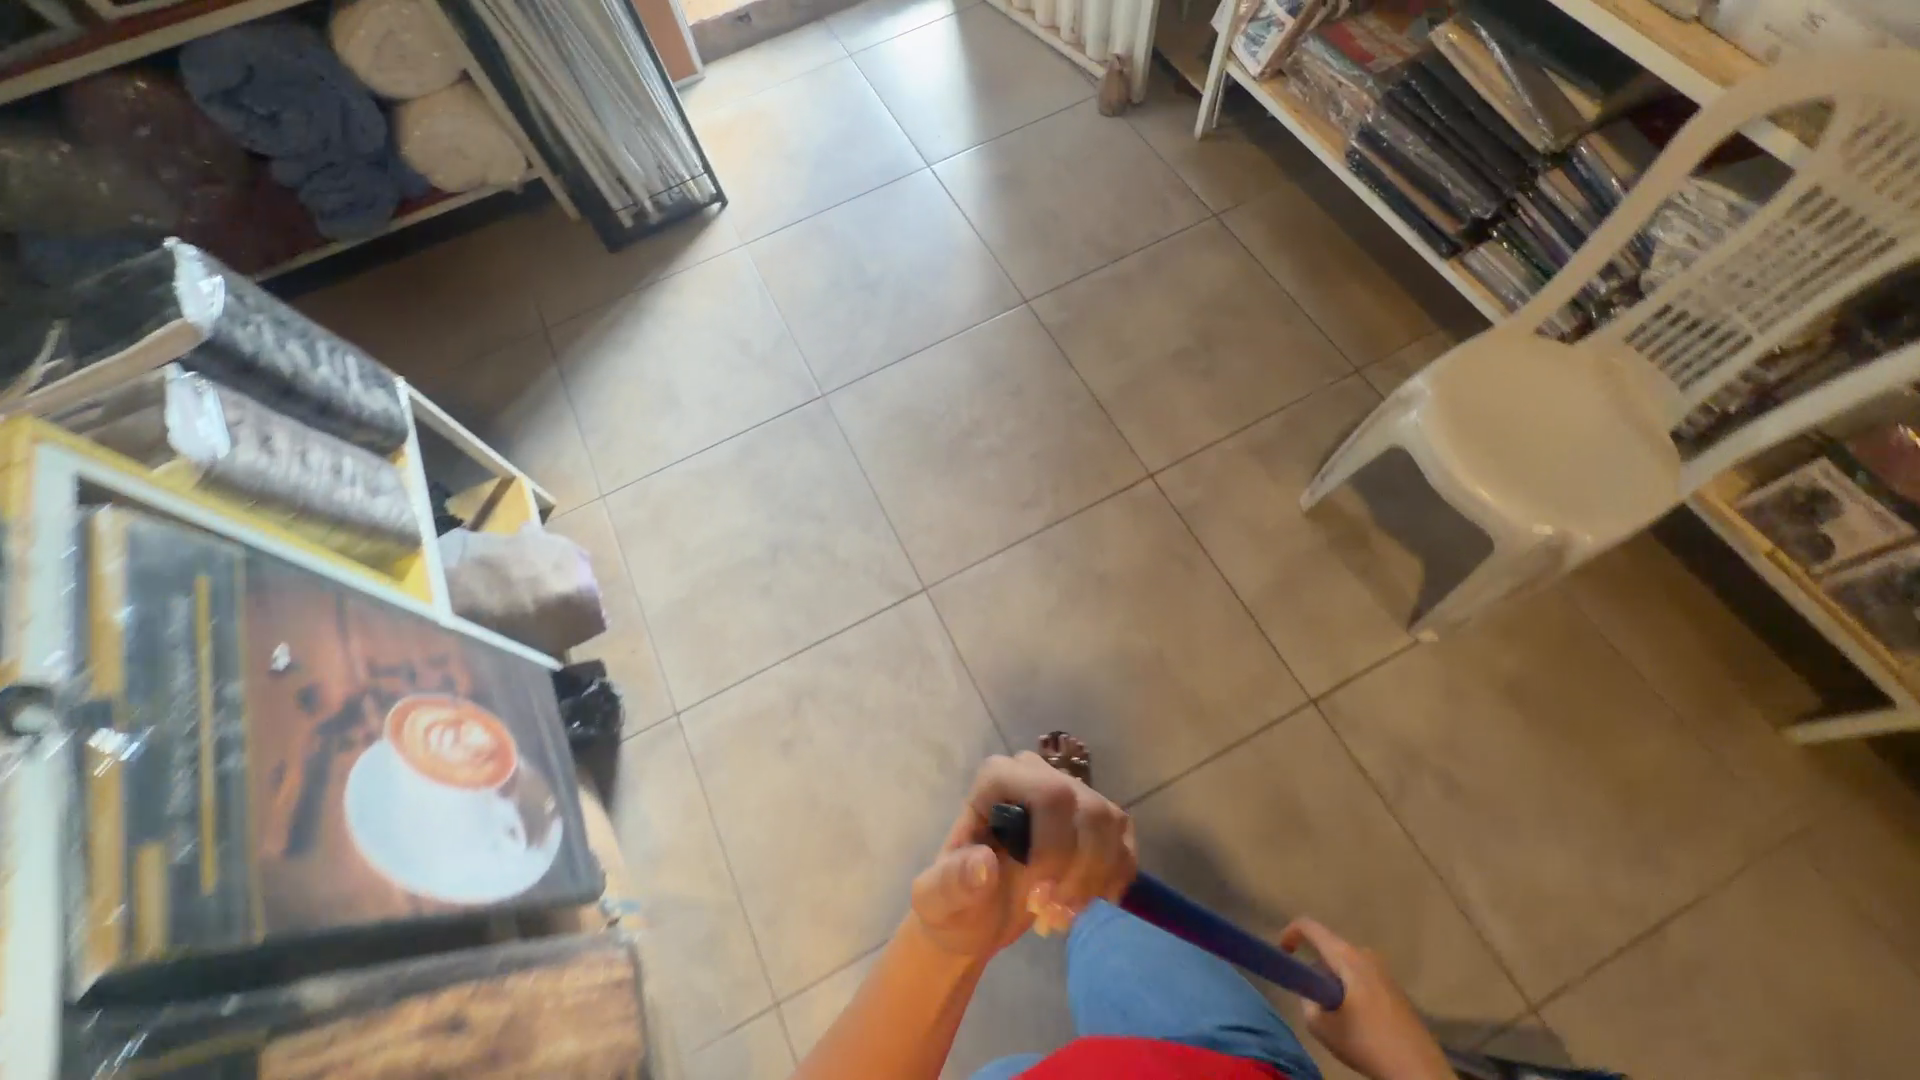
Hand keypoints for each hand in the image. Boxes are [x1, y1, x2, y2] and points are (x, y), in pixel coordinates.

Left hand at [909, 752, 1136, 960]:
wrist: (977, 921)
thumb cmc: (955, 904)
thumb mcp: (939, 902)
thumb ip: (952, 882)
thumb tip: (985, 863)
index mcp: (997, 779)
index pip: (1047, 795)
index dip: (1053, 848)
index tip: (1035, 897)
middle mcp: (1037, 774)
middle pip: (1087, 810)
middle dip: (1077, 872)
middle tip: (1048, 915)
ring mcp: (1072, 795)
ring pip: (1110, 826)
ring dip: (1094, 881)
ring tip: (1060, 917)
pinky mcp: (1098, 826)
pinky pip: (1125, 846)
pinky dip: (1111, 883)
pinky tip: (1083, 905)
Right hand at [1278, 918, 1453, 1079]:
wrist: (1419, 1072)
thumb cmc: (1367, 1043)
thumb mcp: (1321, 1027)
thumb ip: (1307, 1001)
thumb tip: (1312, 993)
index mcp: (1347, 957)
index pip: (1310, 927)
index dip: (1289, 934)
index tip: (1284, 956)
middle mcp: (1367, 955)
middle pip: (1329, 949)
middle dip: (1315, 970)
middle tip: (1313, 1001)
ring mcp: (1385, 972)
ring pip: (1346, 966)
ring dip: (1334, 983)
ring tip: (1336, 1017)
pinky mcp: (1396, 990)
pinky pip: (1362, 978)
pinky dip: (1351, 992)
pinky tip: (1357, 1023)